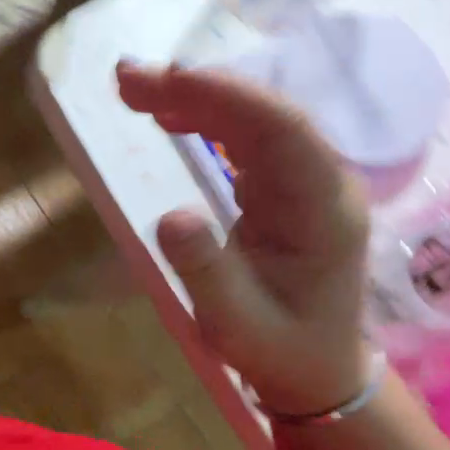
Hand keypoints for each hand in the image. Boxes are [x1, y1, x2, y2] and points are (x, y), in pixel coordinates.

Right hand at [118, 61, 373, 416]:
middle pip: (265, 113)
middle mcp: (322, 182)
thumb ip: (206, 272)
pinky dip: (205, 118)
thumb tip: (171, 215)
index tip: (167, 80)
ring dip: (196, 97)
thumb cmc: (280, 351)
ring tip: (132, 89)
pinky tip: (169, 114)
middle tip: (126, 79)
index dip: (226, 97)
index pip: (282, 131)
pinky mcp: (284, 185)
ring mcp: (305, 180)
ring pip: (254, 117)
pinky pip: (247, 136)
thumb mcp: (236, 327)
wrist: (319, 370)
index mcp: (323, 210)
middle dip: (198, 87)